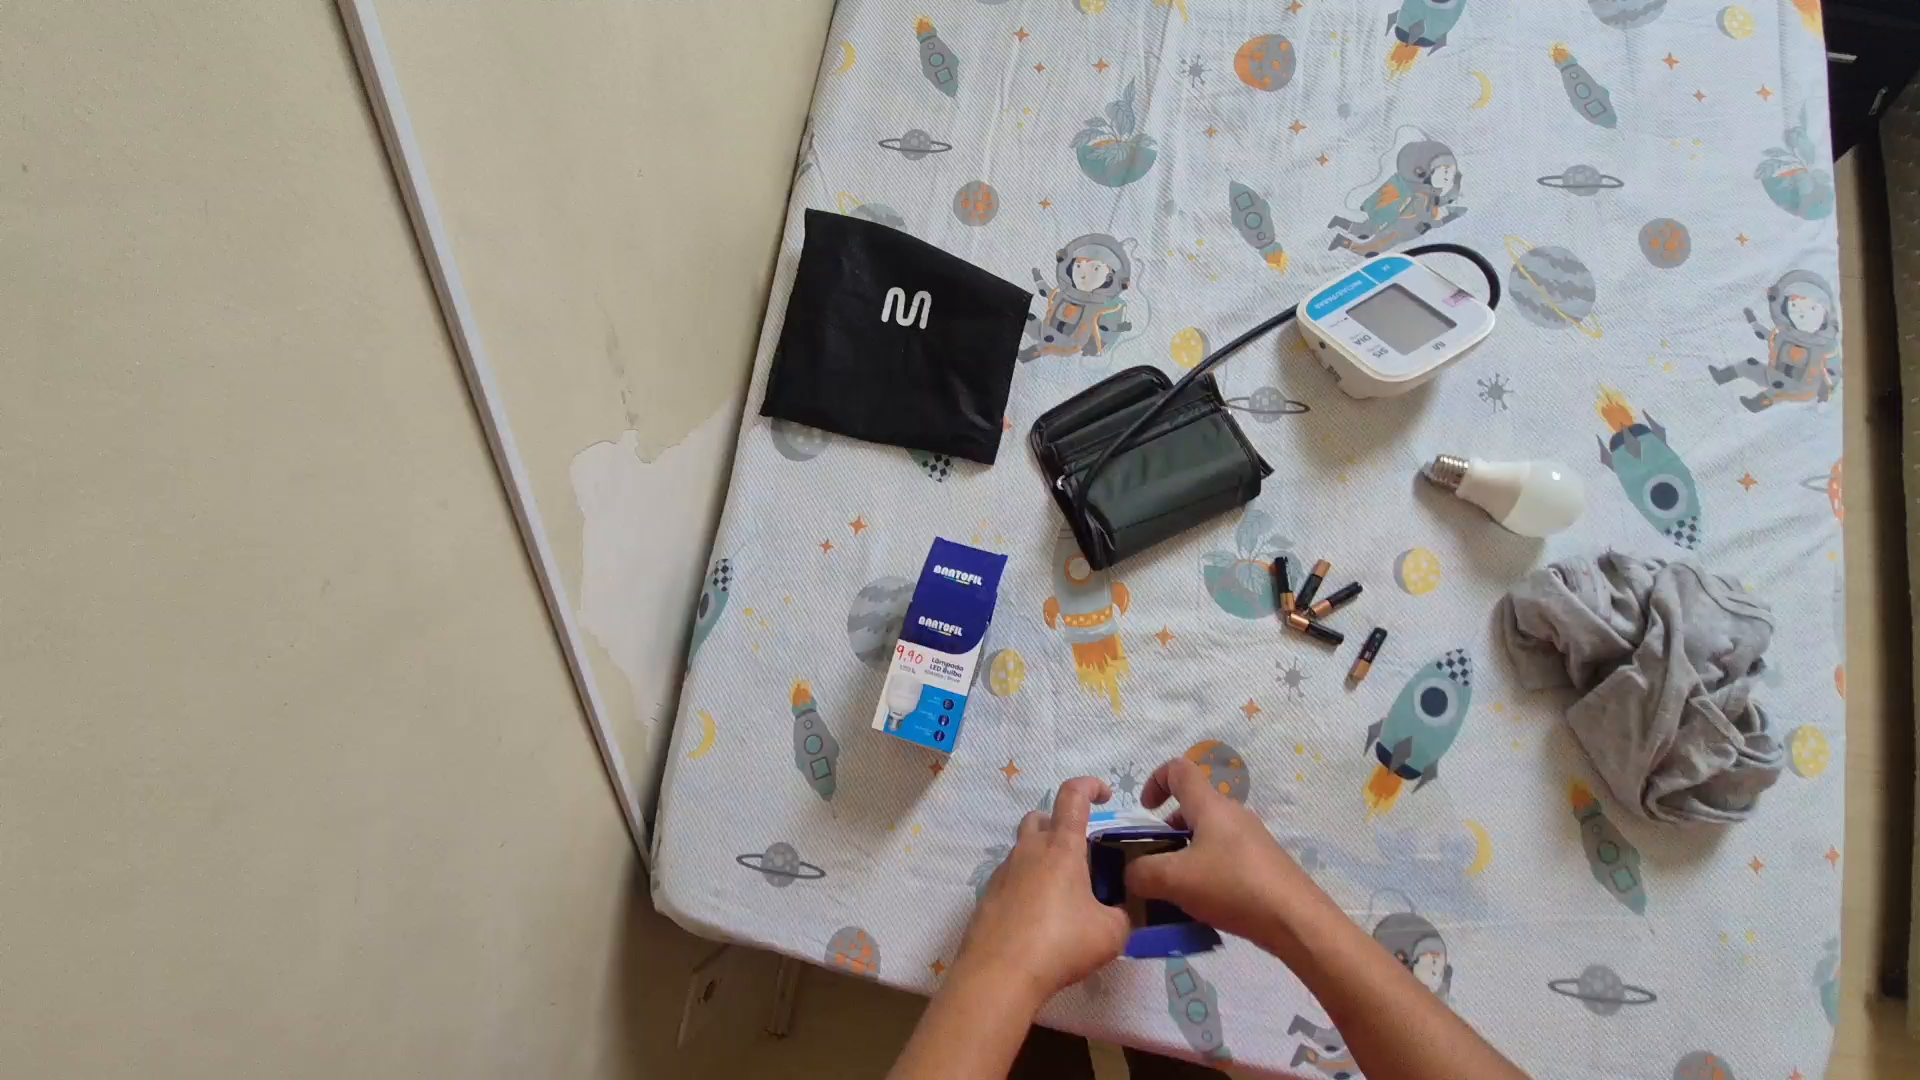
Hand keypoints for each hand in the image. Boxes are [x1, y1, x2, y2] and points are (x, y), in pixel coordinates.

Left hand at [952, 777, 1128, 1005]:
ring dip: (1042, 859)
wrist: (1000, 972)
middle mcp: (1029, 849)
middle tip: (1079, 854)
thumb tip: (1118, 913)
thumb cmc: (1060, 943)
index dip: (1089, 786)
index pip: (1072, 795)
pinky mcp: (989, 895)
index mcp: (1061, 846)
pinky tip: (1039, 920)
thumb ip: (1121, 915)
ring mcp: (1004, 870)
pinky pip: (1011, 878)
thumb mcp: (1110, 933)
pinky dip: (1027, 887)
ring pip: (1024, 849)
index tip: (1105, 794)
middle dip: (1060, 825)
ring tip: (1062, 895)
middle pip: (1040, 817)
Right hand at [1123, 758, 1326, 942]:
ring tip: (1178, 888)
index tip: (1145, 810)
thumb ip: (1142, 873)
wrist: (1298, 923)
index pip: (1179, 769)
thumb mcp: (1175, 881)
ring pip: (1209, 833)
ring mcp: (1252, 839)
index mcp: (1210, 805)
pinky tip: (1206, 904)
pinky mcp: (1264, 864)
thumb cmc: (1233, 887)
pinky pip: (1226, 856)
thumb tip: (1130, 874)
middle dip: (1169, 829)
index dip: (1155, 780)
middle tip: (1157, 859)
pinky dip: (1208, 870)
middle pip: (1193, 805)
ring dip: (1187, 853)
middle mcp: (1232, 814)